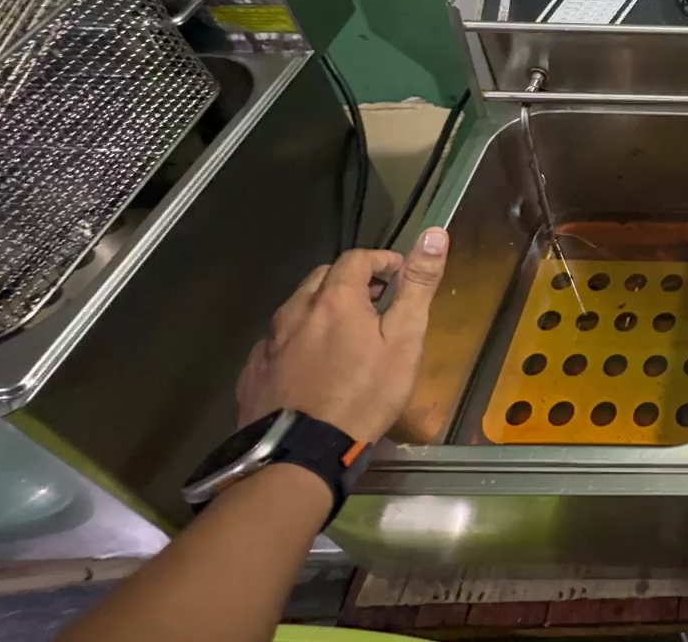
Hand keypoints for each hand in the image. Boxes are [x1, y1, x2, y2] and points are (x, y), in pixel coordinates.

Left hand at [235, 228, 449, 442]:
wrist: (302, 454)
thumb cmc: (365, 392)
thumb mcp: (405, 337)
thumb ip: (418, 284)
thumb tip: (434, 234)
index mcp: (336, 298)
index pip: (357, 258)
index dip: (382, 261)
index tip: (400, 277)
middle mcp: (296, 310)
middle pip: (323, 278)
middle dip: (352, 281)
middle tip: (377, 303)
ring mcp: (269, 342)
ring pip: (298, 308)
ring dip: (323, 309)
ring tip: (346, 334)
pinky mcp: (253, 372)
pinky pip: (279, 340)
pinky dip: (300, 339)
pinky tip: (314, 365)